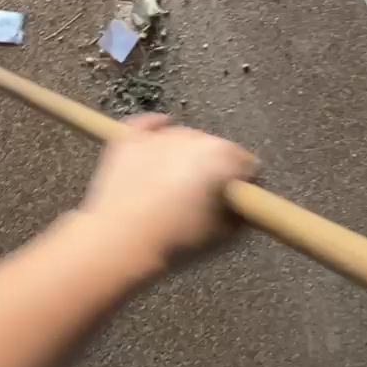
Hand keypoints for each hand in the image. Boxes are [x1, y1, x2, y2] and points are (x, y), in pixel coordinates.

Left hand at [78, 113, 257, 266]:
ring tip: (178, 180)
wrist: (120, 240)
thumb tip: (243, 207)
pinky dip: (155, 130)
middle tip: (208, 193)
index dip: (246, 180)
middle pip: (214, 146)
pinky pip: (148, 125)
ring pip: (182, 136)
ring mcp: (157, 135)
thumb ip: (241, 214)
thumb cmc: (173, 241)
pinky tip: (158, 141)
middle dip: (215, 165)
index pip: (245, 161)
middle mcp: (191, 137)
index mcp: (219, 157)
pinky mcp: (128, 138)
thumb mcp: (222, 235)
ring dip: (185, 152)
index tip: (241, 195)